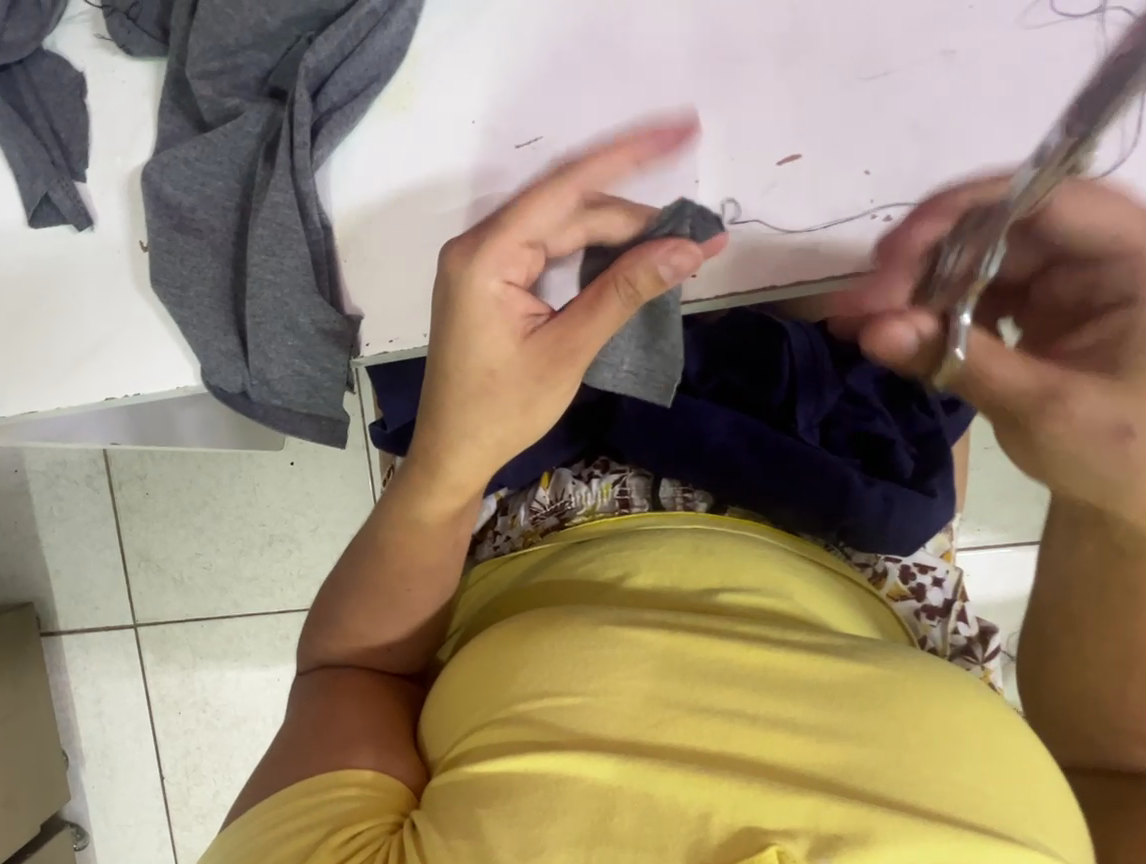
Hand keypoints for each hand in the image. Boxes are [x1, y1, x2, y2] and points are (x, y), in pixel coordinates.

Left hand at [404, 119, 728, 498]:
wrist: (453, 453)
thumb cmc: (501, 411)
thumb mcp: (567, 350)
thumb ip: (625, 291)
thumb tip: (690, 248)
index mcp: (485, 257)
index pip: (564, 187)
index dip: (628, 156)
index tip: (682, 128)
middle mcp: (476, 247)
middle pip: (564, 209)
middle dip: (629, 217)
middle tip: (692, 234)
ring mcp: (478, 265)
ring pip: (556, 229)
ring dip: (611, 235)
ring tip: (669, 248)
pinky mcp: (486, 284)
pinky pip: (542, 252)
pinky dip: (584, 255)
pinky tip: (624, 262)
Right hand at [829, 177, 1145, 527]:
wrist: (1141, 497)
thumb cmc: (1119, 454)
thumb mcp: (1039, 408)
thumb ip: (955, 360)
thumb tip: (869, 329)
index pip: (1051, 202)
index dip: (962, 215)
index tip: (888, 254)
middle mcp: (1117, 252)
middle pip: (1006, 226)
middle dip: (926, 258)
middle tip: (860, 299)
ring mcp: (1080, 276)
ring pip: (983, 255)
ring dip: (917, 284)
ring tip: (859, 317)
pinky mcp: (1048, 302)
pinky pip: (978, 287)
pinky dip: (929, 306)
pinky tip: (887, 328)